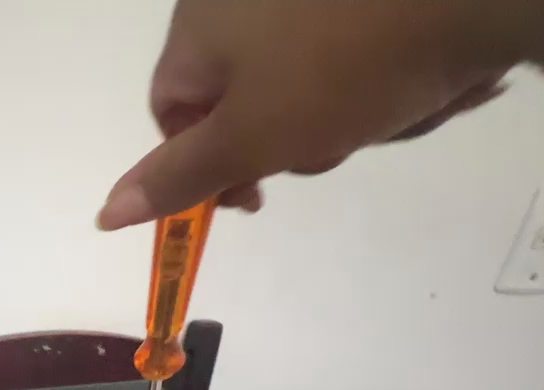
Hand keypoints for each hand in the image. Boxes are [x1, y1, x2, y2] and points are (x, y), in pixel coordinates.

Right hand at [97, 0, 516, 229]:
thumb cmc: (347, 63)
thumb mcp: (247, 140)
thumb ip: (174, 180)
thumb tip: (103, 214)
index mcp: (203, 21)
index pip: (172, 110)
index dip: (201, 164)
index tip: (251, 195)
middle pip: (246, 93)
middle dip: (291, 136)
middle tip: (334, 146)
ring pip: (316, 72)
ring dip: (356, 111)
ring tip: (404, 104)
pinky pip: (369, 35)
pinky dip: (399, 66)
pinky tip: (439, 70)